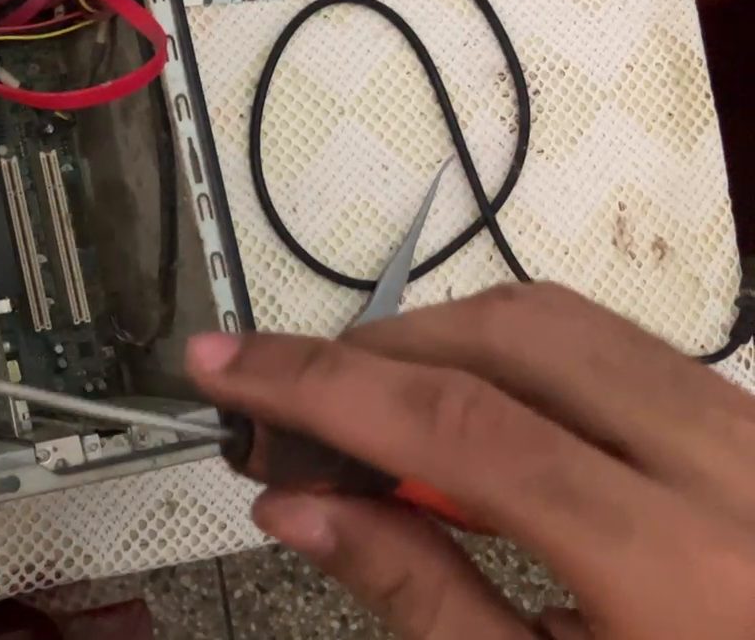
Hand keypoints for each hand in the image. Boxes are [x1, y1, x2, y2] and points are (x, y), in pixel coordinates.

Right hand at [185, 282, 754, 637]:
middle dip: (370, 353)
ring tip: (378, 407)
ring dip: (430, 342)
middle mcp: (746, 475)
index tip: (213, 361)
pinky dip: (499, 355)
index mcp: (692, 575)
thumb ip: (418, 594)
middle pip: (507, 338)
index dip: (314, 382)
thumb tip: (282, 502)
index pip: (459, 427)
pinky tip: (470, 415)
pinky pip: (603, 343)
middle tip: (300, 407)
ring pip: (556, 320)